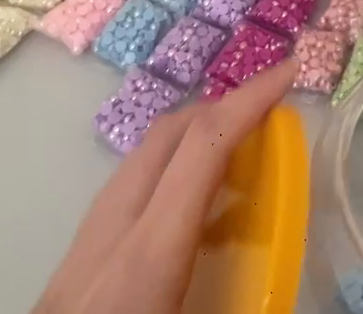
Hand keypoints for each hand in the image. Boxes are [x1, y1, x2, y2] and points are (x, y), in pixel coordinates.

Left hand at [33, 59, 299, 313]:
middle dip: (224, 107)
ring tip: (243, 160)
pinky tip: (197, 220)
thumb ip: (245, 297)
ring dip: (195, 141)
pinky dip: (172, 179)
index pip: (201, 147)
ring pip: (142, 162)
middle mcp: (108, 239)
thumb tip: (289, 292)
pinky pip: (130, 196)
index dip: (250, 99)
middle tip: (273, 111)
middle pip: (165, 137)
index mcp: (145, 260)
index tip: (291, 72)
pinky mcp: (71, 272)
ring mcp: (81, 253)